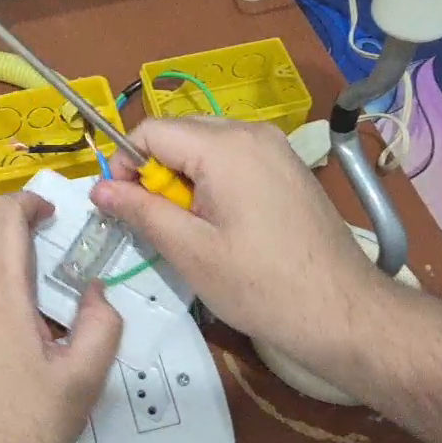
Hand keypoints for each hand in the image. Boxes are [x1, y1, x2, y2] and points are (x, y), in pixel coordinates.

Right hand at [90, 117, 403, 385]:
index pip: (151, 130)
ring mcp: (275, 147)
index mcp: (225, 146)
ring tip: (191, 226)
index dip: (126, 163)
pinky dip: (212, 180)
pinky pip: (232, 157)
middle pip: (179, 133)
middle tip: (157, 220)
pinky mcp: (287, 167)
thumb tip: (98, 187)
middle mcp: (251, 132)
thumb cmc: (261, 285)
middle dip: (155, 170)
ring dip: (183, 177)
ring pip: (204, 145)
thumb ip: (140, 210)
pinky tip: (221, 223)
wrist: (344, 312)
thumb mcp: (189, 251)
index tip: (125, 206)